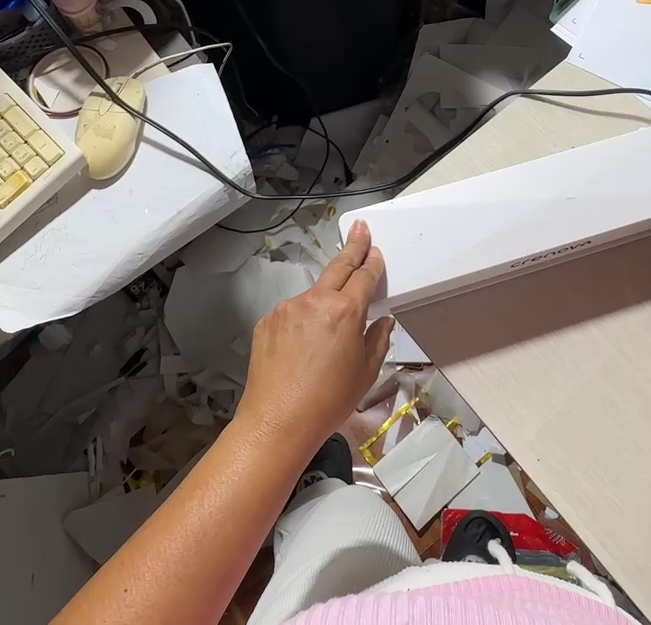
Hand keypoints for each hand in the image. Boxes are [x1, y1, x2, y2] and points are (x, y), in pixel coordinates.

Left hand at [236, 221, 396, 459]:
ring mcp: (287, 309)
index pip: (364, 277)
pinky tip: (301, 348)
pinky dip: (301, 320)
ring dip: (324, 298)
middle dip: (352, 246)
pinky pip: (291, 313)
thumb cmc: (329, 401)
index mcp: (345, 311)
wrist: (277, 422)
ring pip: (313, 295)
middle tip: (359, 228)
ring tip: (327, 330)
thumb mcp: (366, 372)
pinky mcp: (267, 321)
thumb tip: (383, 321)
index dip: (372, 263)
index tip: (375, 251)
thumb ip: (377, 339)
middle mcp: (315, 301)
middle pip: (338, 266)